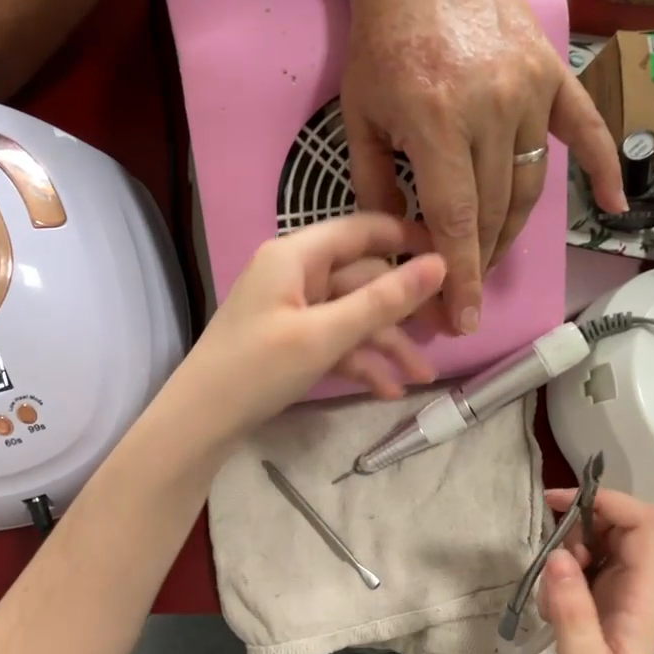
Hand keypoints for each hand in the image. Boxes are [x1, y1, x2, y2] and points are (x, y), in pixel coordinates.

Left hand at [165, 213, 445, 437]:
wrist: (200, 422)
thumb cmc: (257, 370)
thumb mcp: (324, 336)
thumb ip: (382, 301)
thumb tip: (439, 264)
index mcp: (295, 255)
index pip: (362, 230)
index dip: (408, 241)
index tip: (453, 256)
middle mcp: (294, 275)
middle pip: (362, 281)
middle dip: (402, 312)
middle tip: (447, 334)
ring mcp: (291, 311)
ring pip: (352, 318)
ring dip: (386, 347)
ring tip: (421, 379)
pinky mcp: (289, 344)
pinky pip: (334, 343)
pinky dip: (359, 364)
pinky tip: (387, 391)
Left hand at [341, 0, 627, 336]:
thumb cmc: (385, 43)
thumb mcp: (360, 117)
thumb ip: (374, 184)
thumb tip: (392, 244)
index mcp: (438, 124)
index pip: (456, 220)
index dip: (461, 276)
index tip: (463, 319)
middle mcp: (492, 112)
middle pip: (493, 211)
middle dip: (478, 262)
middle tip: (463, 296)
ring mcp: (530, 92)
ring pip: (529, 186)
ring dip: (511, 232)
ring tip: (491, 259)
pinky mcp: (554, 76)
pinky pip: (587, 129)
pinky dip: (604, 168)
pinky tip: (616, 206)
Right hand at [538, 488, 653, 653]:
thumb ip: (572, 613)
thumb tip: (558, 556)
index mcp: (644, 600)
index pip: (642, 528)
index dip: (608, 503)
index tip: (561, 504)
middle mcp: (637, 589)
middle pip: (622, 527)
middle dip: (583, 523)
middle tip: (547, 549)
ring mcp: (618, 595)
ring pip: (601, 543)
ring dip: (569, 549)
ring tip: (548, 587)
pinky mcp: (597, 603)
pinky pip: (583, 565)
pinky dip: (562, 568)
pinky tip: (549, 602)